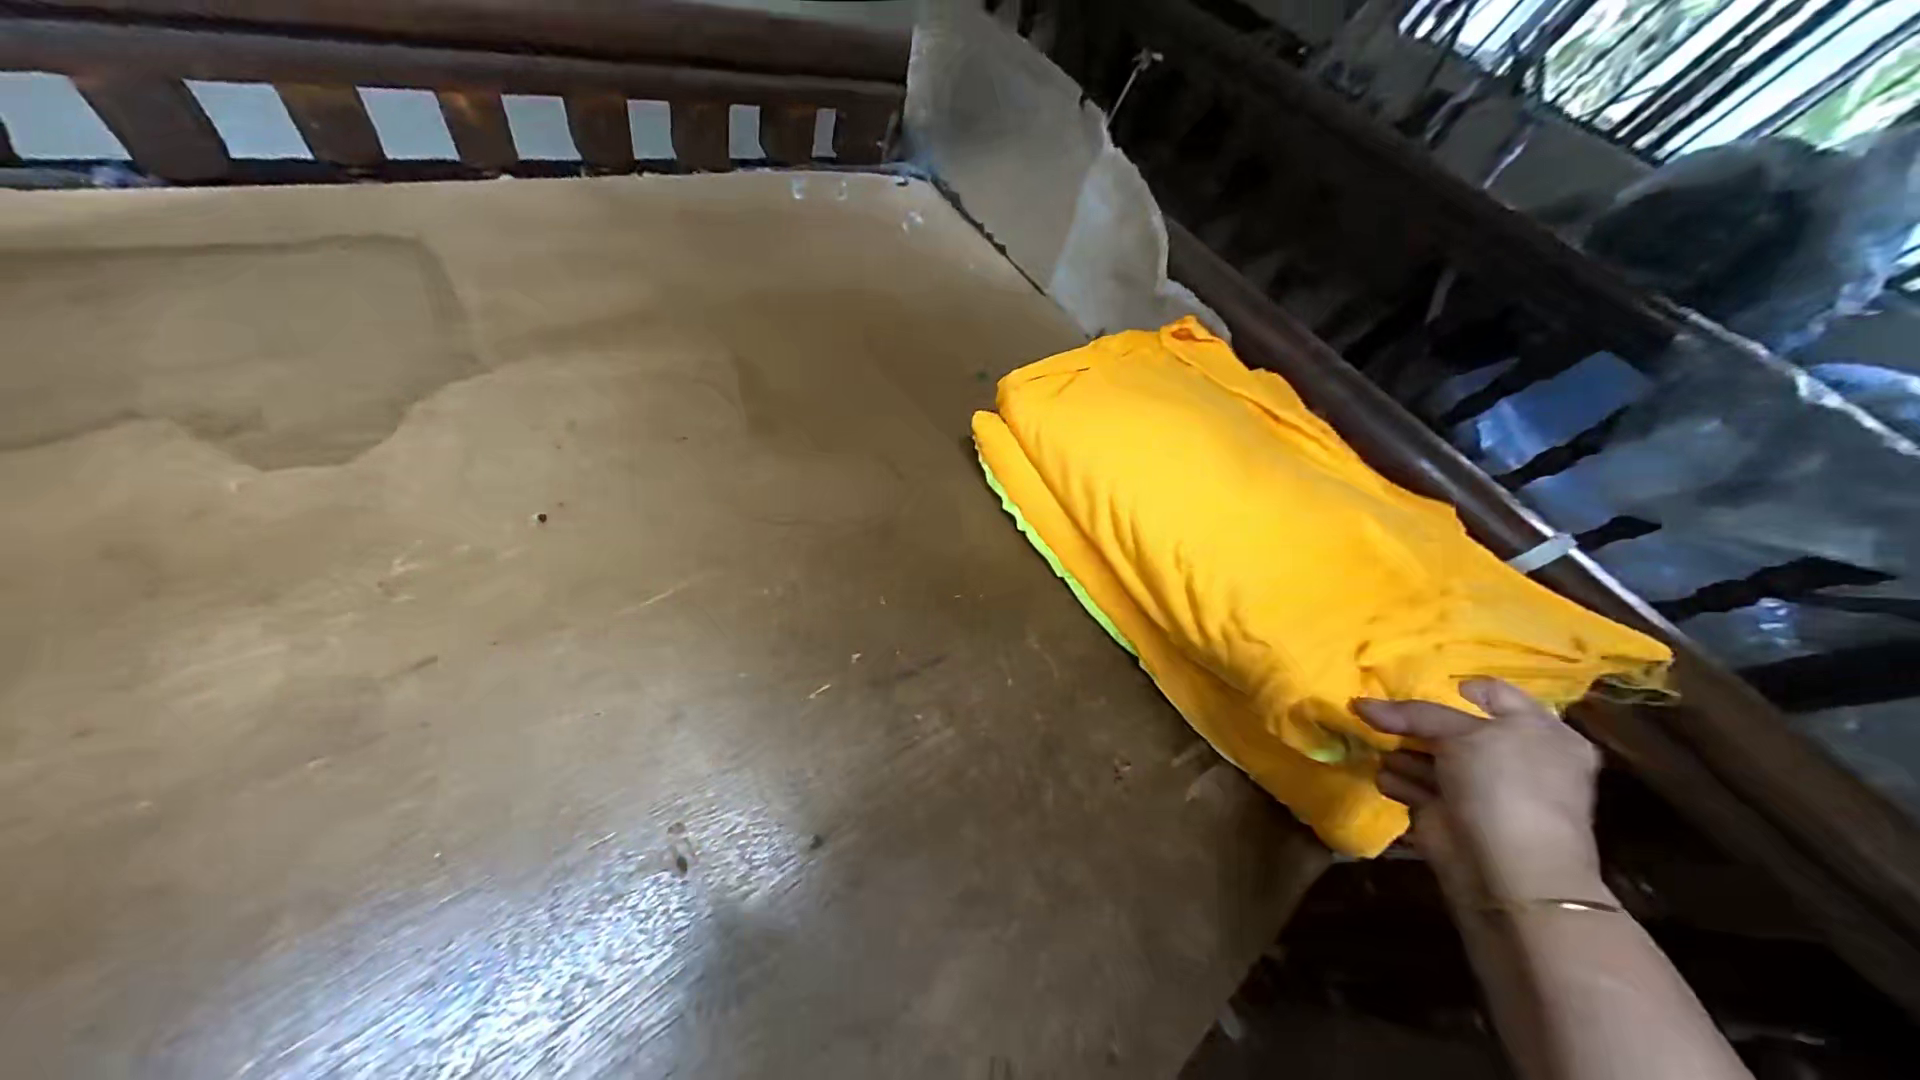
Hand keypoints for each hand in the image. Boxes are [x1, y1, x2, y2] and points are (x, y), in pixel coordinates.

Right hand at [1354, 679, 1606, 903]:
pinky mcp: (1449, 813)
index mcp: (1539, 732)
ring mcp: (1480, 788)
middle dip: (1414, 720)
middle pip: (1452, 725)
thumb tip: (1360, 702)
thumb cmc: (1502, 786)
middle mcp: (1512, 757)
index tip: (1416, 683)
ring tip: (1375, 744)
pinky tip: (1385, 776)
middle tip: (1379, 710)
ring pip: (1428, 755)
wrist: (1508, 870)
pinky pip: (1415, 784)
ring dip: (1400, 749)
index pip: (1494, 693)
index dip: (1455, 687)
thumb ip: (1414, 713)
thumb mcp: (1462, 733)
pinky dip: (1397, 778)